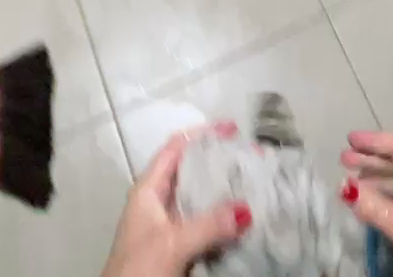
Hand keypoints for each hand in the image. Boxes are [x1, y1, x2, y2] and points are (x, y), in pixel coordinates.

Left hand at [100, 122, 252, 276]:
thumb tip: (246, 208)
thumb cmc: (138, 270)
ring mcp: (168, 227)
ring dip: (224, 192)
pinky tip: (244, 221)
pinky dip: (223, 220)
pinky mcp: (177, 250)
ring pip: (200, 199)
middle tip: (252, 158)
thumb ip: (208, 224)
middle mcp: (158, 202)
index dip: (202, 134)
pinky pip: (204, 226)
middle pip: (191, 171)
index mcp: (148, 189)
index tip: (233, 129)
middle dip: (220, 162)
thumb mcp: (172, 243)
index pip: (176, 147)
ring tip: (254, 185)